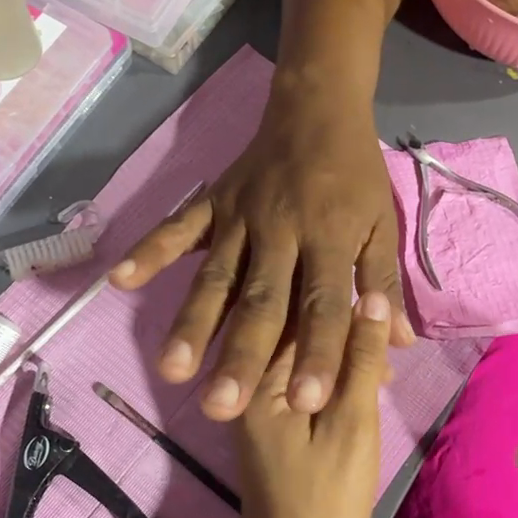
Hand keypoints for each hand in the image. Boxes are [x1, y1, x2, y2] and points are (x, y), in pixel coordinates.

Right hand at [113, 83, 413, 421]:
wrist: (319, 108)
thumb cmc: (356, 175)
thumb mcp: (384, 224)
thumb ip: (385, 282)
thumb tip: (398, 342)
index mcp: (331, 240)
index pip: (324, 305)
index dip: (318, 353)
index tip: (306, 403)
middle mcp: (282, 232)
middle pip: (262, 301)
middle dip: (242, 355)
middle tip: (223, 408)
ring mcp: (241, 216)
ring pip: (216, 277)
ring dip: (193, 322)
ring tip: (173, 370)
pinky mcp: (213, 201)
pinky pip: (178, 228)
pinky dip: (150, 251)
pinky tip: (120, 281)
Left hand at [234, 293, 394, 517]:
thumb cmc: (327, 500)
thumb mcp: (353, 424)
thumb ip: (360, 360)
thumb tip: (372, 296)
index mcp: (258, 375)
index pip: (300, 310)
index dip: (348, 303)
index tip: (390, 313)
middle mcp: (247, 381)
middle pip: (299, 329)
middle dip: (349, 329)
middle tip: (395, 349)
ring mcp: (256, 404)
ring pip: (304, 354)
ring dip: (345, 355)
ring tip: (386, 372)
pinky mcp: (270, 423)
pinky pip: (302, 379)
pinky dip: (333, 378)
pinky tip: (365, 389)